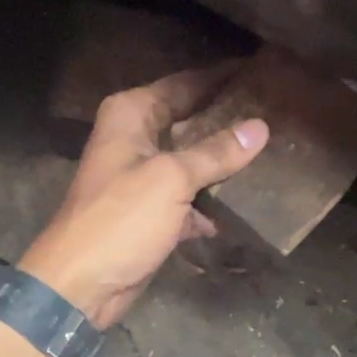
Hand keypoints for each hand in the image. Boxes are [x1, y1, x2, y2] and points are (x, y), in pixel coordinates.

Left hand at [19, 64, 269, 327]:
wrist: (81, 284)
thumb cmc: (120, 220)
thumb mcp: (171, 180)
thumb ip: (216, 152)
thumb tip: (260, 127)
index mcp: (131, 116)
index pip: (184, 84)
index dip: (221, 78)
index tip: (260, 72)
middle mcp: (134, 140)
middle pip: (189, 122)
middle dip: (227, 122)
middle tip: (275, 115)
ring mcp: (142, 179)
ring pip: (191, 162)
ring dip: (223, 165)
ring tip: (271, 157)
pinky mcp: (150, 215)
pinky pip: (188, 199)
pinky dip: (210, 204)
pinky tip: (243, 208)